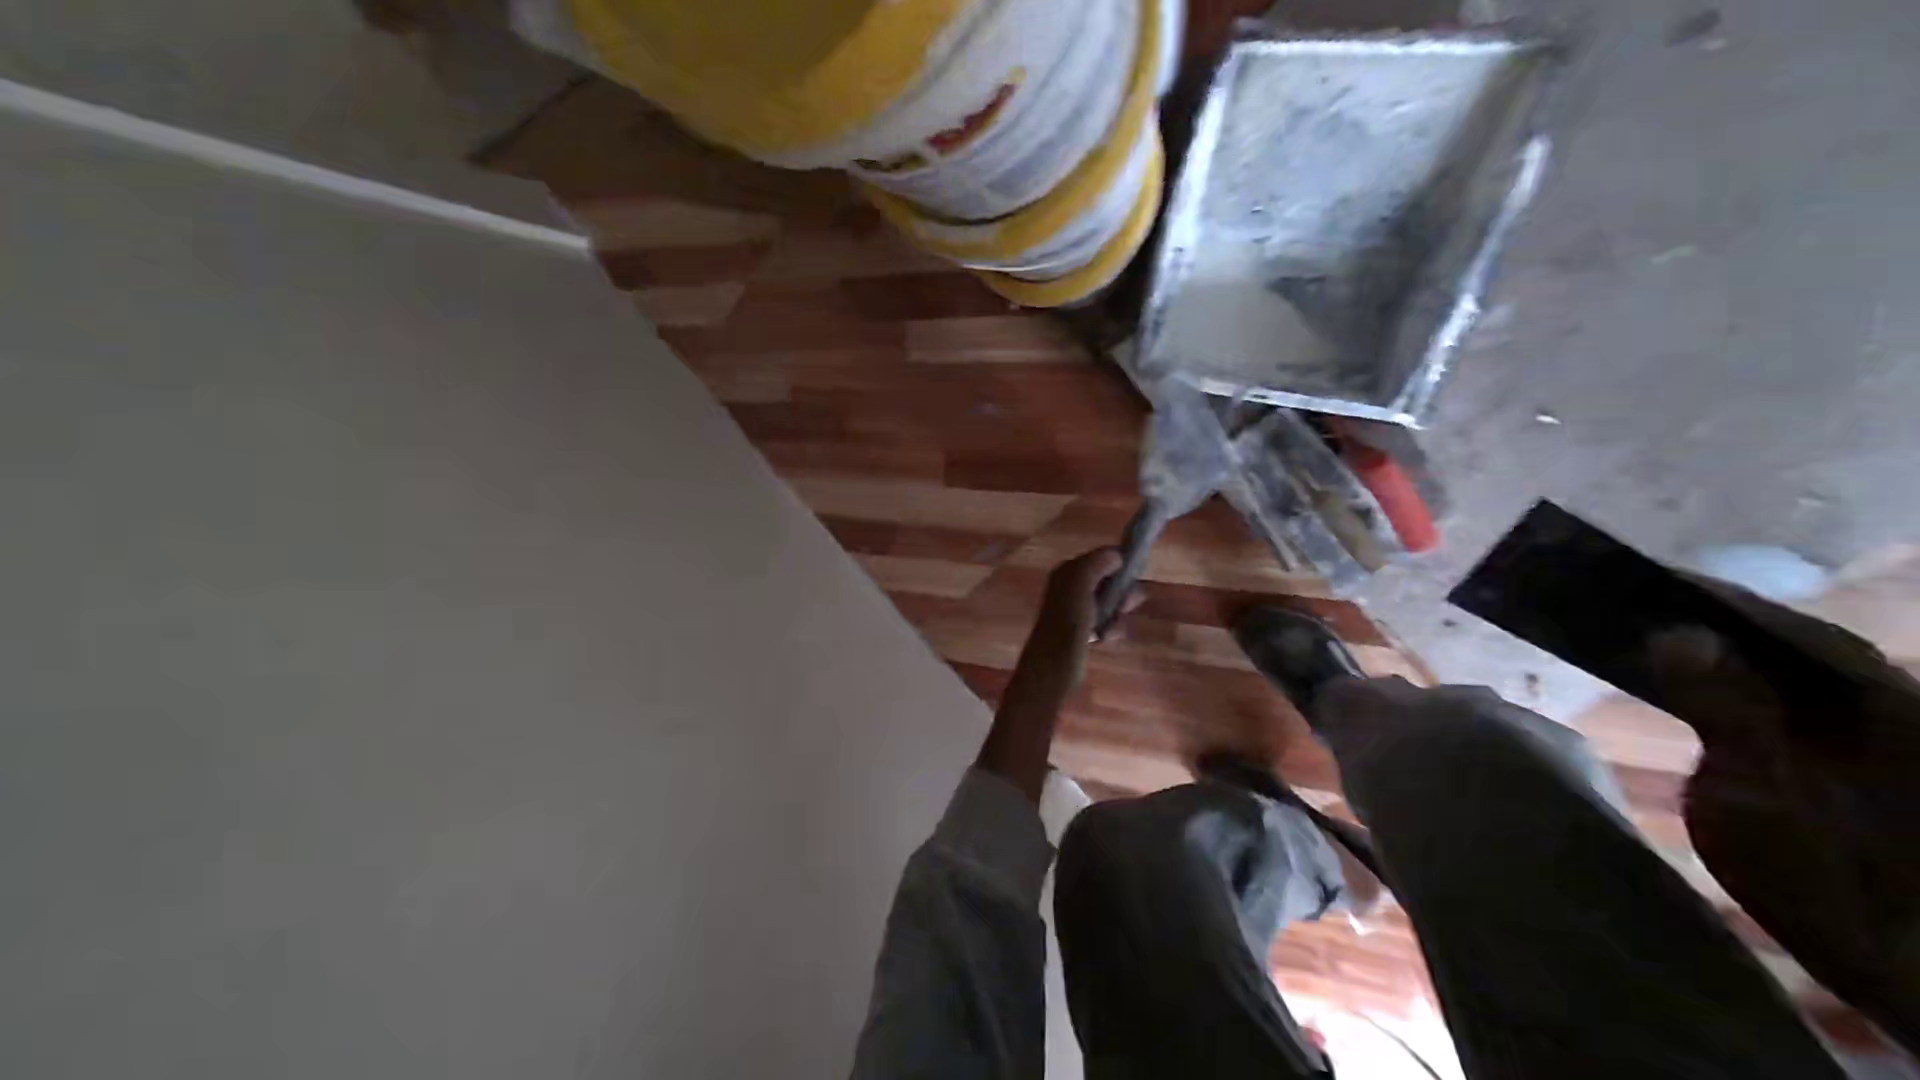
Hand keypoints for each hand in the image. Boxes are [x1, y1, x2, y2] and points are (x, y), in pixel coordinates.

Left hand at [975, 549, 1133, 802]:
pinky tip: (1106, 640)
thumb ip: (1096, 564)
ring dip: (1118, 615)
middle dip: (1122, 593)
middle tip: (1127, 607)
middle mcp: (1071, 587)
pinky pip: (1107, 622)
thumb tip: (1116, 553)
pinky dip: (1111, 629)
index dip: (1120, 566)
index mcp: (1068, 572)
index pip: (1102, 557)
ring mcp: (1076, 610)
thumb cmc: (1065, 626)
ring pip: (1111, 603)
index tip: (1134, 578)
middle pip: (1110, 580)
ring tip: (1112, 629)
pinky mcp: (1082, 631)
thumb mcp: (1080, 587)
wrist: (1051, 670)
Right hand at [1646, 588, 1919, 1052]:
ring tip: (1648, 632)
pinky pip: (1794, 695)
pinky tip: (1698, 680)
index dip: (1713, 598)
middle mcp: (1893, 708)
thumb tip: (1676, 632)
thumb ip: (1727, 711)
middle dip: (1711, 618)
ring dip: (1723, 646)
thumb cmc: (1837, 886)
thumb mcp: (1763, 801)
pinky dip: (1740, 677)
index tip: (1642, 576)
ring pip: (1793, 667)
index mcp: (1884, 707)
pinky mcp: (1864, 761)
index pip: (1788, 628)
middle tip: (1629, 601)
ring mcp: (1883, 736)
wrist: (1910, 965)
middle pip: (1791, 642)